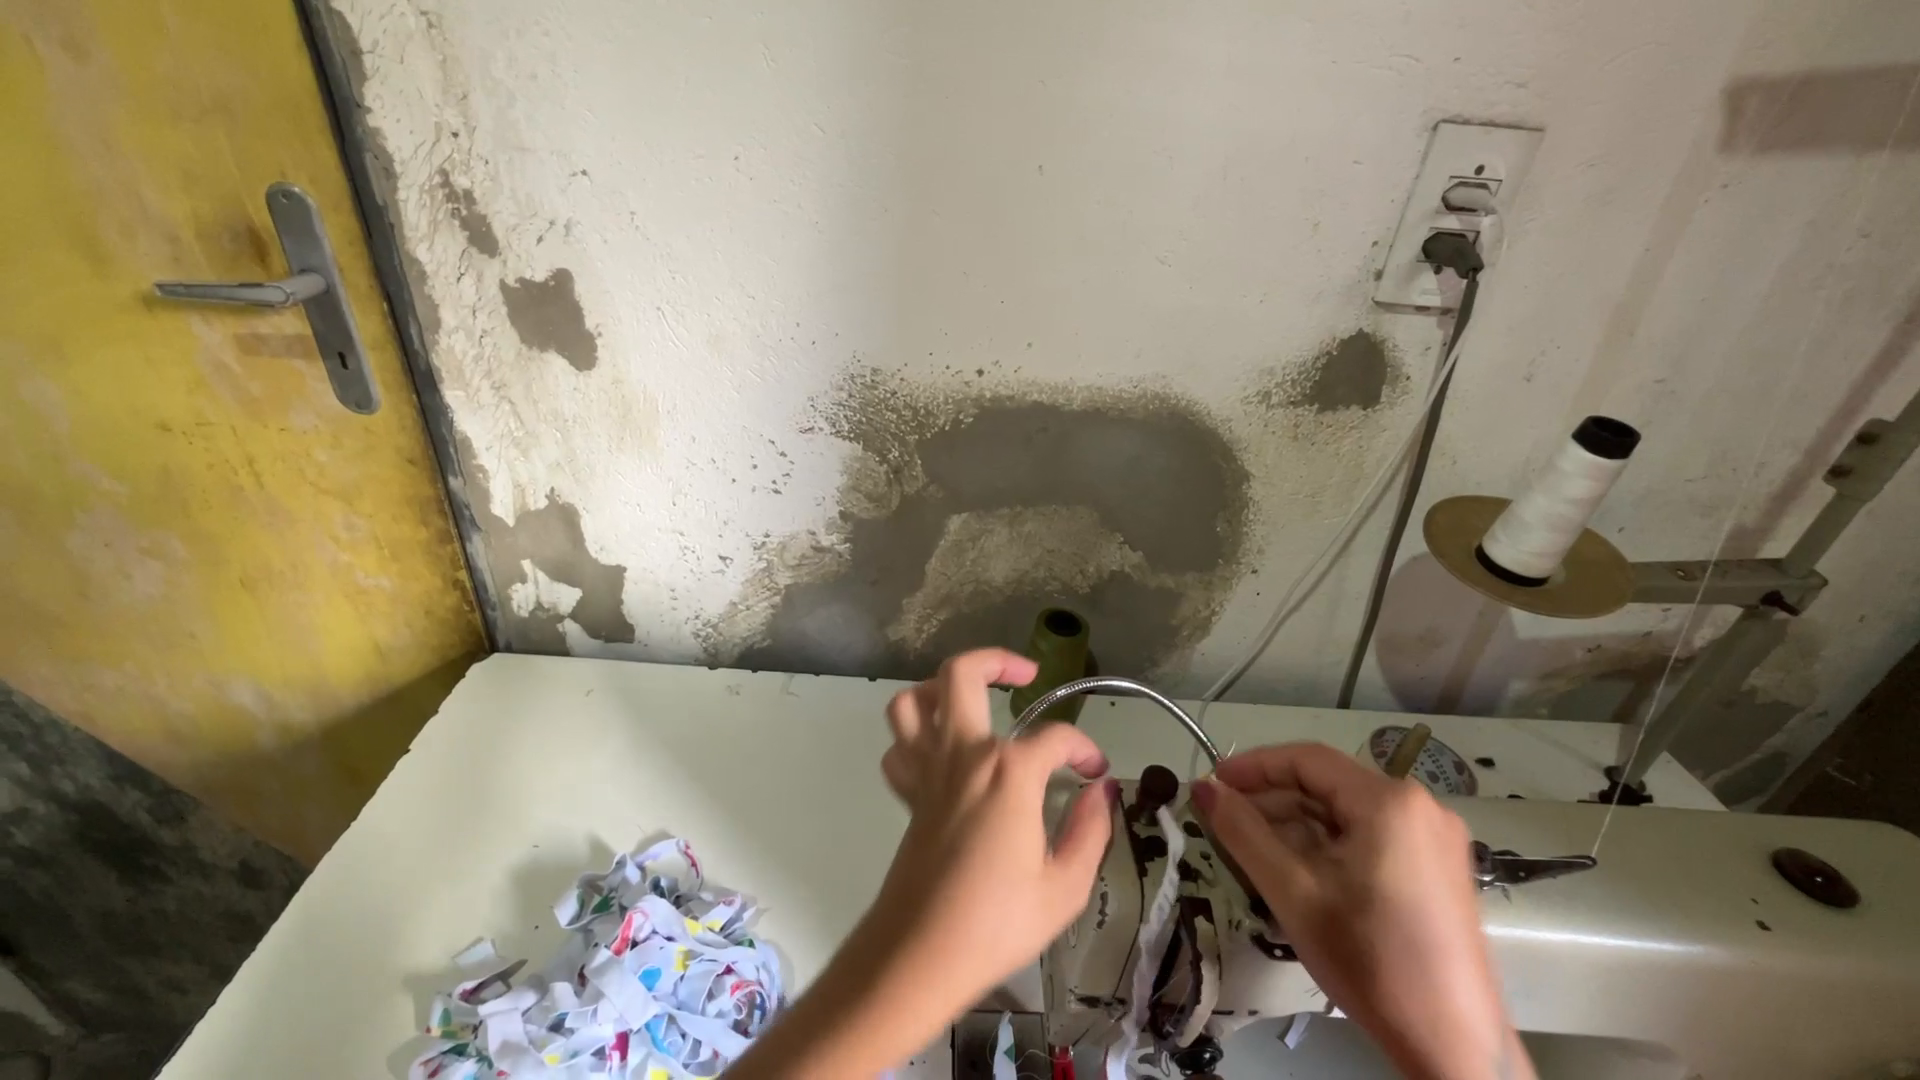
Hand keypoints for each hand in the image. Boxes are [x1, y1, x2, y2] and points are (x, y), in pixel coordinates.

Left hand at [868, 647, 1114, 1017]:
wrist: (920, 955)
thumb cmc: (997, 923)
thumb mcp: (1066, 886)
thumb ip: (1090, 830)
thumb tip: (1102, 790)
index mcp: (1009, 771)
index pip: (1057, 737)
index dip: (1084, 749)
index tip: (1096, 773)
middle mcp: (964, 754)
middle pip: (962, 673)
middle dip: (997, 660)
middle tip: (1027, 676)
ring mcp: (928, 770)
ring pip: (913, 700)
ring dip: (941, 688)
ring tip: (974, 702)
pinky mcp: (908, 795)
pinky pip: (900, 746)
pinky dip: (915, 737)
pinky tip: (942, 753)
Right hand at [1194, 744, 1533, 1079]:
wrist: (1453, 1043)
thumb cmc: (1368, 959)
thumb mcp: (1292, 891)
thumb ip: (1242, 831)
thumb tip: (1203, 786)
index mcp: (1389, 800)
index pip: (1306, 759)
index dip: (1252, 767)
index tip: (1210, 786)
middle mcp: (1420, 805)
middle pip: (1328, 785)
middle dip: (1272, 801)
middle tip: (1224, 824)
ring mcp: (1436, 837)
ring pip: (1347, 813)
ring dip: (1297, 825)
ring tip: (1252, 852)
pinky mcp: (1439, 867)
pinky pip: (1371, 836)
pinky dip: (1329, 845)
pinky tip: (1298, 871)